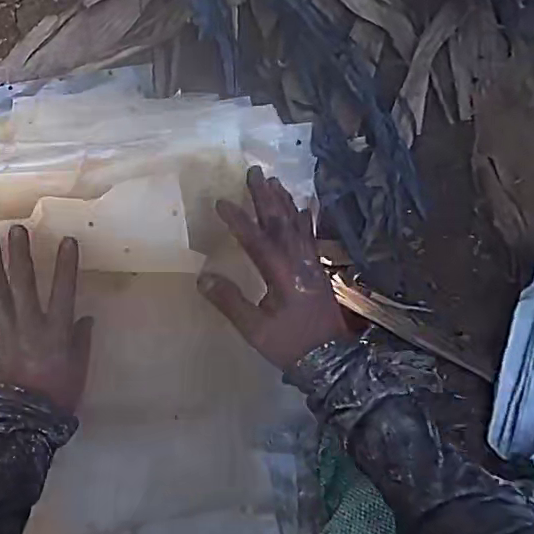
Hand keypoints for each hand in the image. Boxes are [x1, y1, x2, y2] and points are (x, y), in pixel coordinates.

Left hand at [0, 225, 94, 413]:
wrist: (28, 419)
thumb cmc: (61, 391)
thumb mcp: (80, 364)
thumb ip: (81, 338)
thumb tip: (84, 317)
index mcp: (57, 330)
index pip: (64, 289)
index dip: (66, 264)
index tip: (67, 240)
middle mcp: (30, 326)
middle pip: (23, 284)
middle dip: (20, 255)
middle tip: (15, 230)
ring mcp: (6, 333)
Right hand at [199, 166, 348, 371]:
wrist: (330, 361)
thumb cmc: (290, 346)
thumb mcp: (255, 330)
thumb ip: (230, 302)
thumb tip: (203, 277)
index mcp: (282, 277)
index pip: (257, 241)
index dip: (239, 220)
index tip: (221, 202)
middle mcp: (300, 264)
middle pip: (281, 224)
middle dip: (266, 198)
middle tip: (254, 172)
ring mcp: (313, 265)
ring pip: (298, 227)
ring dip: (285, 203)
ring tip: (274, 182)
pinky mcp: (320, 271)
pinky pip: (312, 238)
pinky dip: (306, 220)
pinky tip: (303, 208)